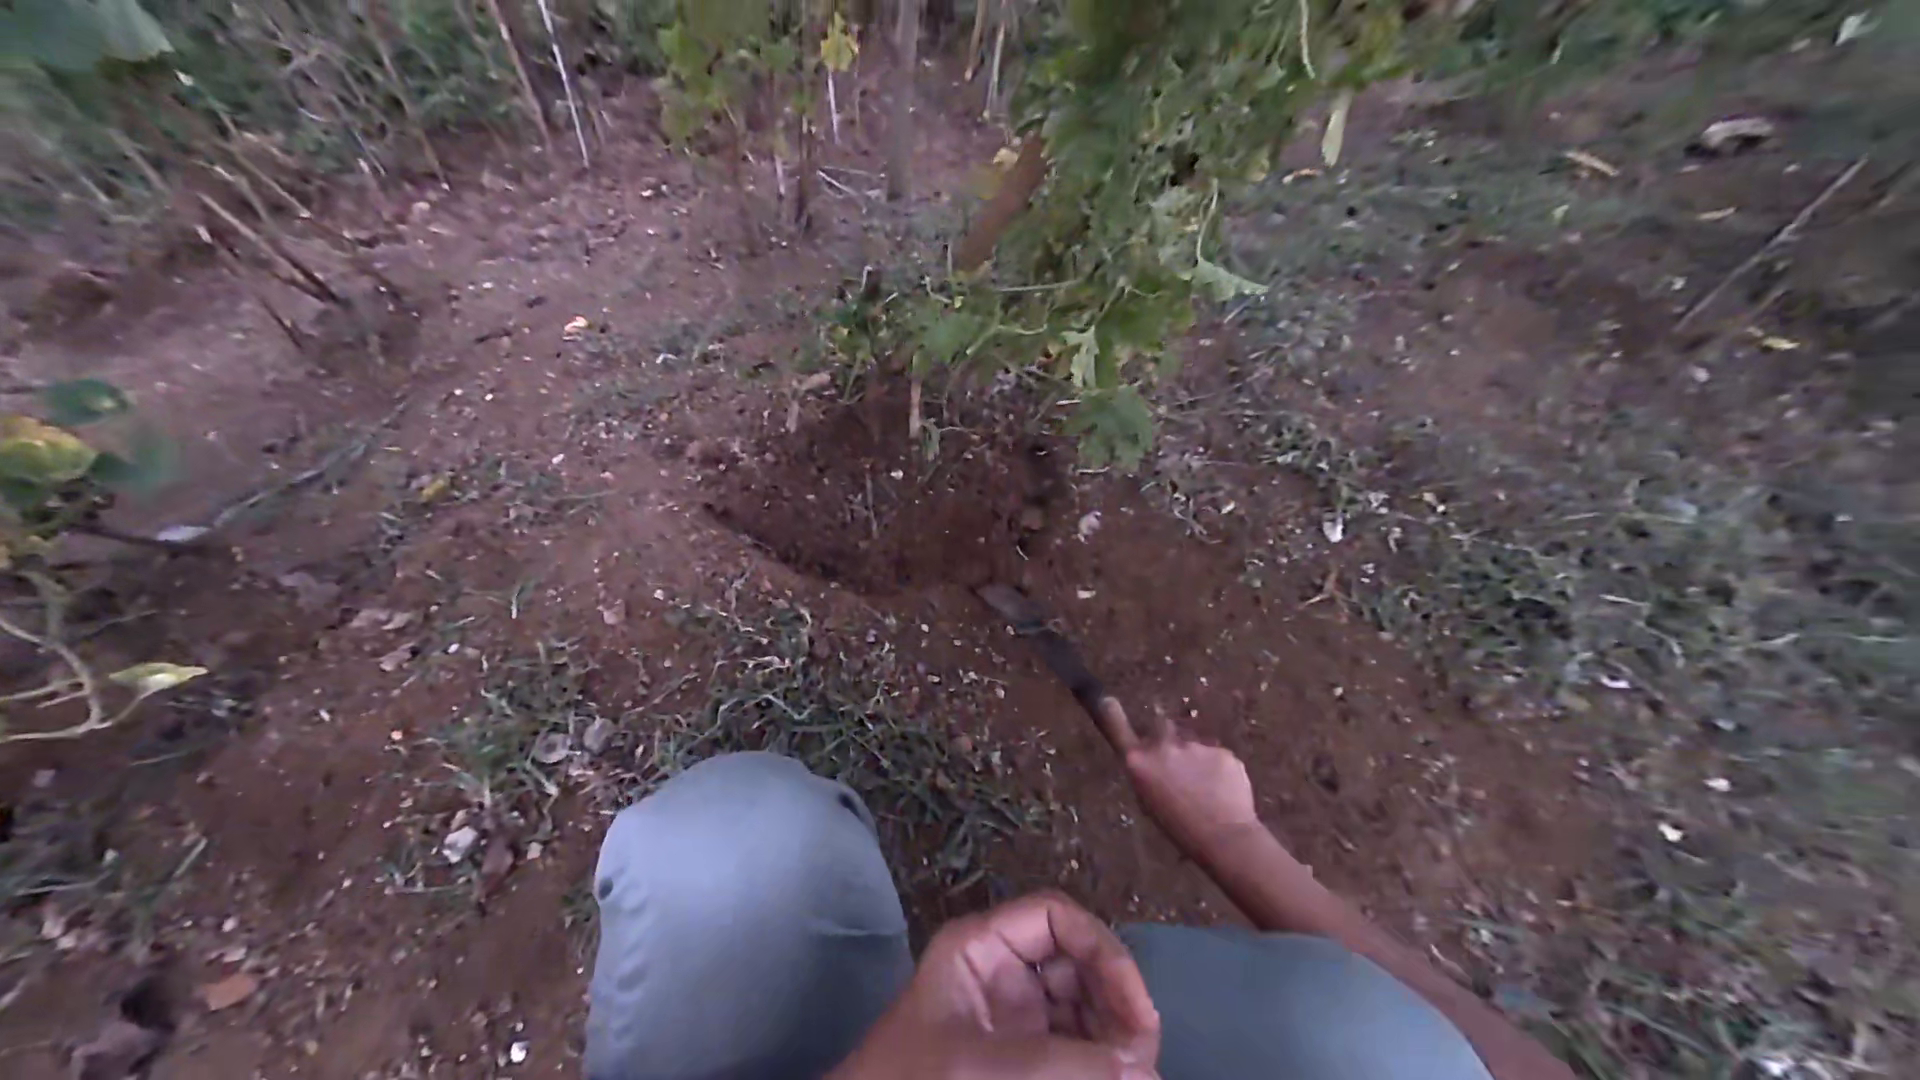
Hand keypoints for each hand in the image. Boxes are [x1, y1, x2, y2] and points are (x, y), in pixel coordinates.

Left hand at [830, 892, 1159, 1079]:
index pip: (1054, 916)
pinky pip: (1073, 1037)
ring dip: (1114, 1030)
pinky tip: (1119, 1073)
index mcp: (983, 945)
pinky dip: (1099, 1056)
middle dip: (1116, 997)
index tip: (1136, 1007)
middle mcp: (1003, 965)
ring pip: (1082, 1000)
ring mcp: (1014, 1008)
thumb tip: (1143, 1070)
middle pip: (1076, 958)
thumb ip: (1064, 1065)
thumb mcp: (986, 1067)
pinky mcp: (1021, 1047)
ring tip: (1137, 1068)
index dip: (1102, 948)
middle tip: (1144, 1050)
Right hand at [1095, 699, 1261, 861]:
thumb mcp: (1148, 801)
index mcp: (1138, 761)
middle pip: (1161, 726)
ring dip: (1195, 756)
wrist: (1225, 839)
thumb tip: (1152, 759)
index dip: (1110, 710)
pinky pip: (1216, 755)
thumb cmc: (1179, 828)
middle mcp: (1162, 746)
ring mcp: (1194, 745)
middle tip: (1179, 765)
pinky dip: (1218, 768)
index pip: (1117, 726)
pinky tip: (1223, 790)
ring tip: (1206, 787)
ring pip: (1192, 742)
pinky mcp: (1221, 750)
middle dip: (1167, 738)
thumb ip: (1146, 772)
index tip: (1106, 698)